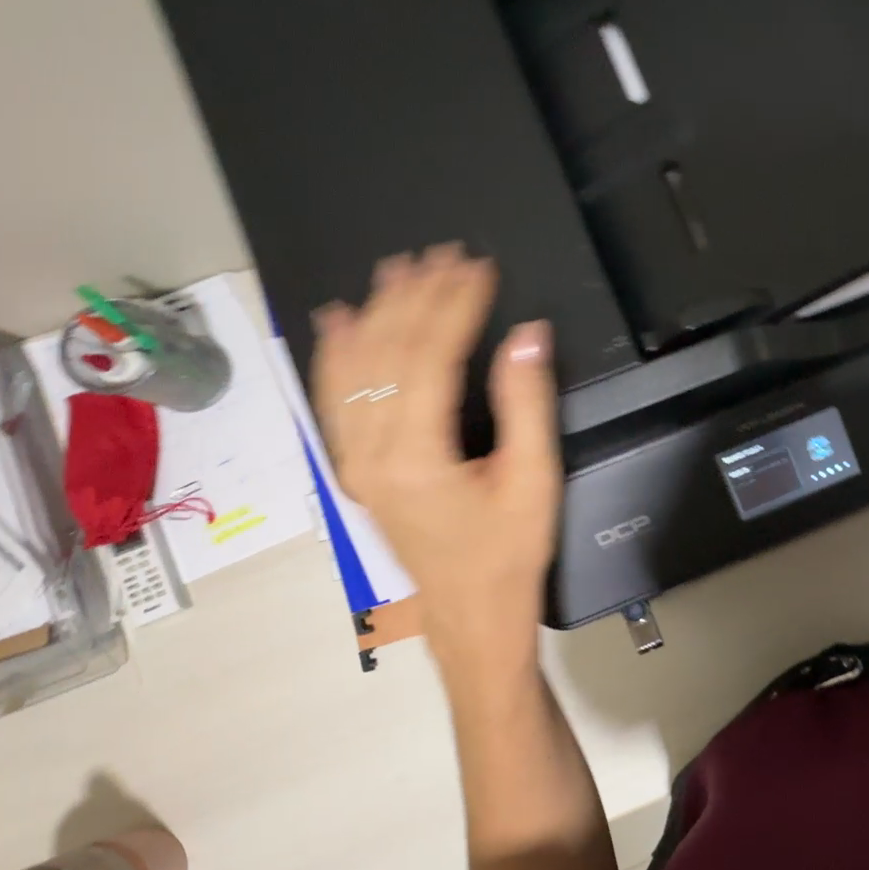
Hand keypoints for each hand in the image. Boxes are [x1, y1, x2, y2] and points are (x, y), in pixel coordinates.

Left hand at [310, 244, 559, 659]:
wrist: (472, 613)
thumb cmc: (510, 553)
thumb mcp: (534, 480)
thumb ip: (526, 405)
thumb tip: (528, 337)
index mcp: (417, 455)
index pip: (429, 357)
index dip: (454, 306)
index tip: (477, 268)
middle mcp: (370, 452)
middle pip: (386, 354)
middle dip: (416, 298)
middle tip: (442, 256)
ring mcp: (354, 461)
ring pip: (353, 369)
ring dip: (376, 314)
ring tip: (396, 270)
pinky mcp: (355, 468)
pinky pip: (334, 399)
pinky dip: (335, 354)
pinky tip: (337, 321)